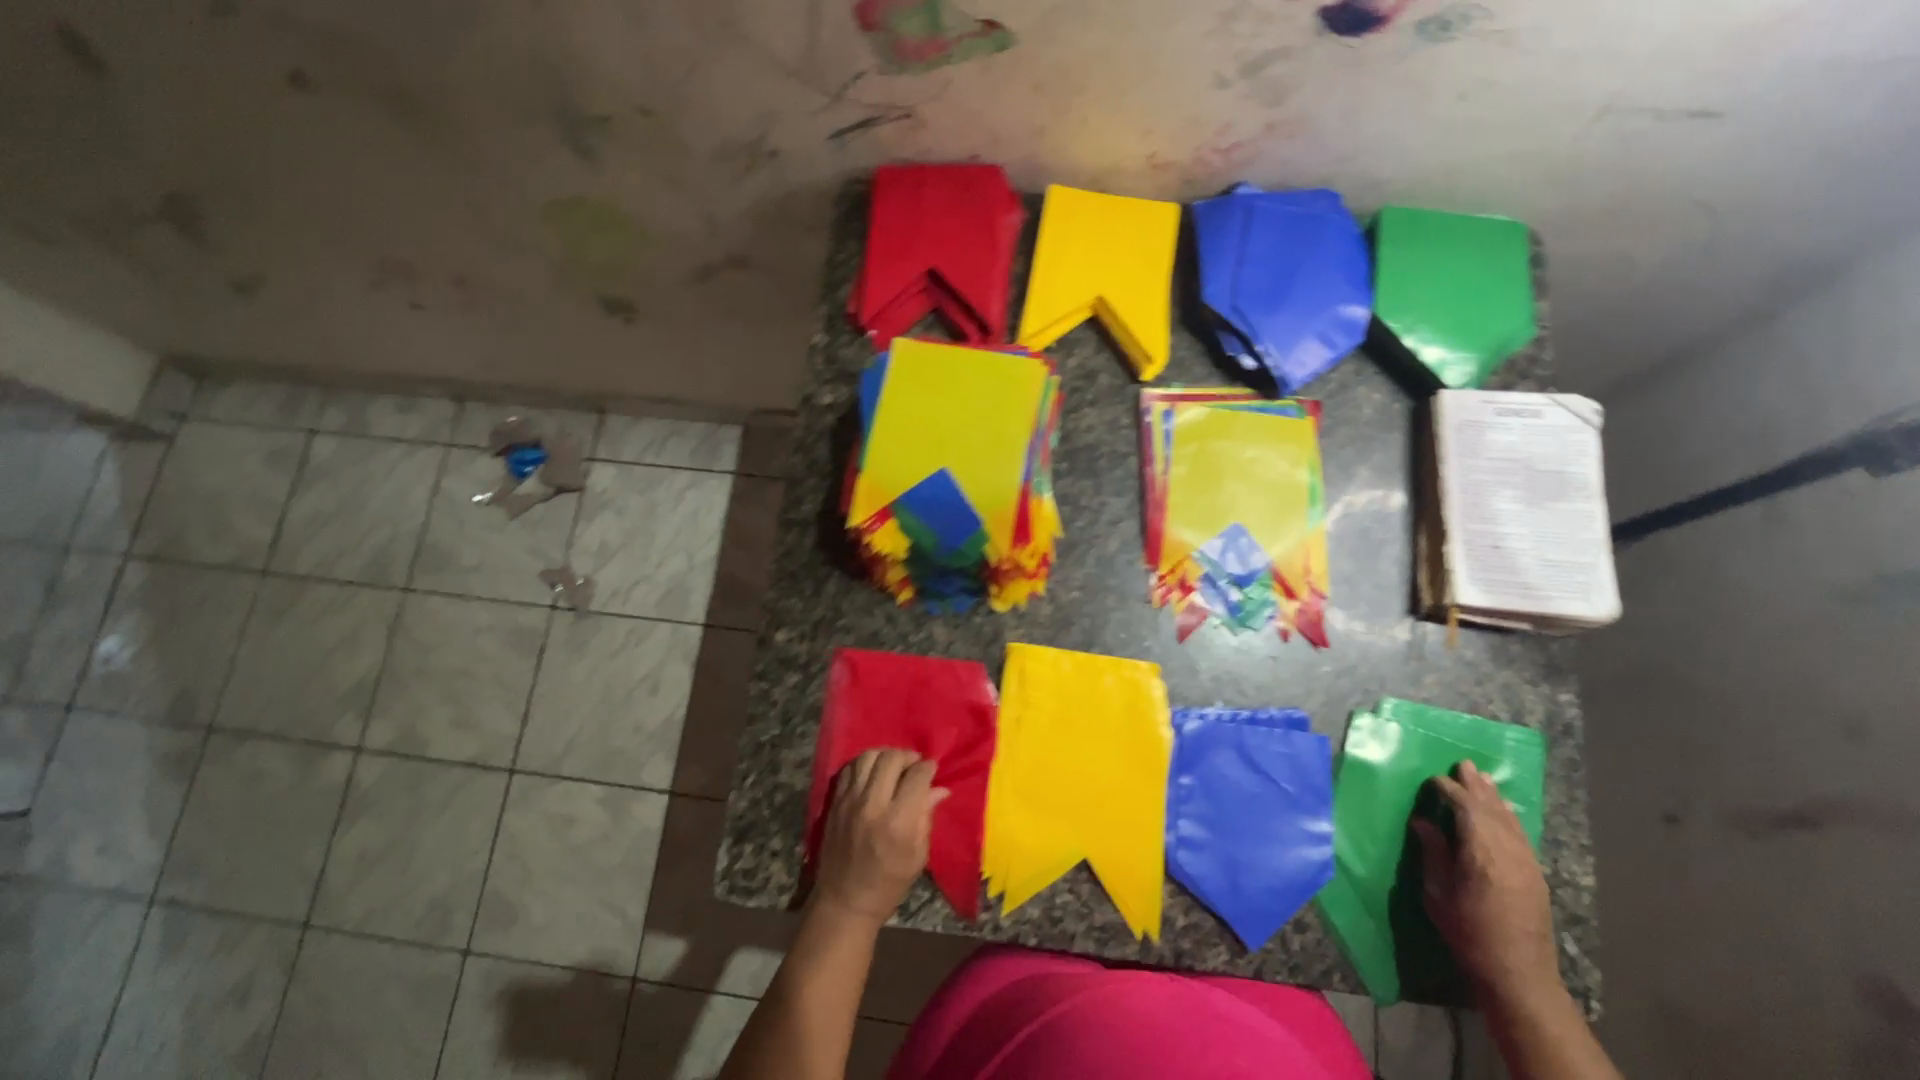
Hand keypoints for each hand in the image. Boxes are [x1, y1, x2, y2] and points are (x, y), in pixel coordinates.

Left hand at [812, 748, 947, 925]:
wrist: (845, 901)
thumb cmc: (888, 885)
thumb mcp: (918, 856)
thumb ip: (927, 817)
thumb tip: (939, 788)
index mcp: (899, 821)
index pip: (918, 775)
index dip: (929, 767)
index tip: (932, 770)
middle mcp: (873, 804)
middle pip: (892, 758)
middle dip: (908, 757)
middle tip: (914, 766)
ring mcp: (850, 800)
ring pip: (868, 756)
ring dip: (885, 756)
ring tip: (893, 766)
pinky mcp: (834, 802)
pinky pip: (849, 768)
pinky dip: (864, 764)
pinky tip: (872, 774)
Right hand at [1412, 761, 1560, 1004]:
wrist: (1517, 971)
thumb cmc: (1468, 932)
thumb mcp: (1438, 893)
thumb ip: (1433, 853)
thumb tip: (1423, 822)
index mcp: (1481, 852)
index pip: (1466, 808)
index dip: (1450, 791)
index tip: (1433, 781)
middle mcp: (1508, 850)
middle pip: (1491, 808)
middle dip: (1476, 786)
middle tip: (1464, 764)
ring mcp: (1526, 861)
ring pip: (1509, 819)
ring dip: (1495, 797)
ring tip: (1484, 778)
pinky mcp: (1535, 873)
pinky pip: (1520, 833)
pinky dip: (1508, 816)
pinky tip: (1504, 811)